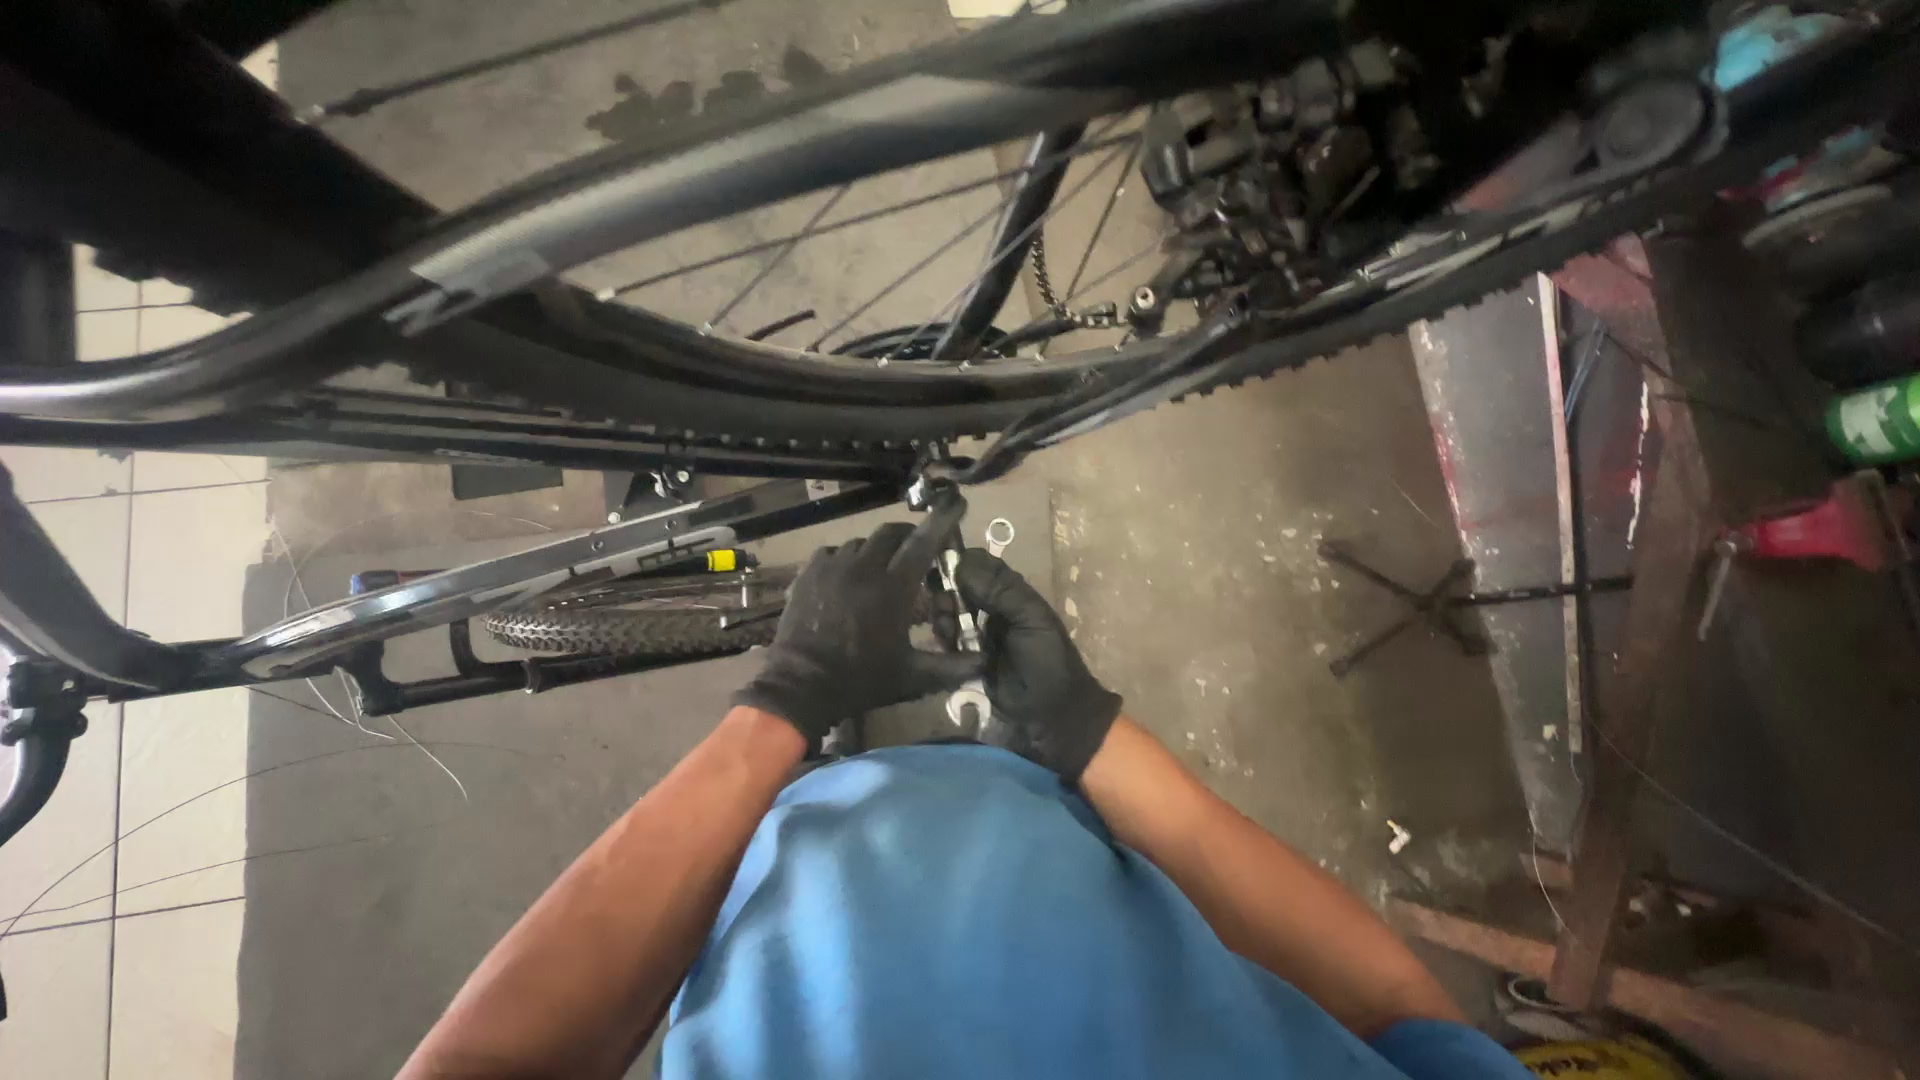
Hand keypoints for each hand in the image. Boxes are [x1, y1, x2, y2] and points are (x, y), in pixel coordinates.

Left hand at [733, 504, 982, 742]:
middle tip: (915, 550)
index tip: (955, 502)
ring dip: (877, 550)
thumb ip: (951, 668)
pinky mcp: (808, 572)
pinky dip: (847, 559)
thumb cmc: (861, 681)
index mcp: (894, 589)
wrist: (801, 687)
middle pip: (892, 532)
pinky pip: (834, 551)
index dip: (943, 520)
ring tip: (880, 570)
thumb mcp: (911, 677)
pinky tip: (848, 578)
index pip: (924, 542)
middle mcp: (864, 568)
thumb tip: (987, 663)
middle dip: (908, 535)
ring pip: (861, 542)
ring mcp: (833, 567)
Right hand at [953, 549, 1121, 781]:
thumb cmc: (1049, 664)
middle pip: (957, 589)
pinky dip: (942, 641)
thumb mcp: (1031, 620)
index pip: (979, 566)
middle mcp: (991, 610)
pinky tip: (946, 647)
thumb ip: (1001, 590)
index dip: (959, 564)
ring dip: (943, 618)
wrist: (1051, 718)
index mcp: (1012, 595)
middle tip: (946, 609)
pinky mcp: (963, 661)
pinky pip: (945, 643)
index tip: (941, 568)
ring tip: (948, 634)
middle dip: (946, 594)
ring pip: (948, 614)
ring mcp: (976, 636)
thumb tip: (962, 564)